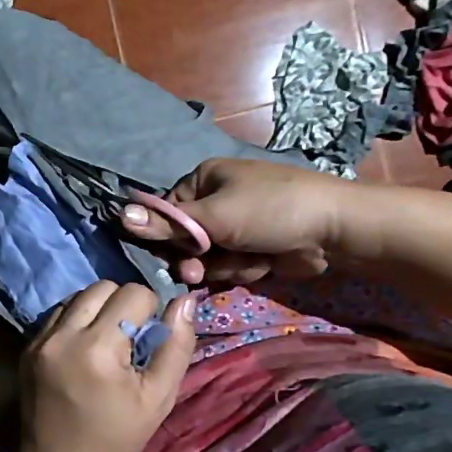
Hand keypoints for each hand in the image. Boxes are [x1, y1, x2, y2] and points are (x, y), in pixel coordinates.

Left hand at [14, 281, 195, 451]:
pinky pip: (58, 314)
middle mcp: (63, 336)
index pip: (133, 293)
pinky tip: (85, 350)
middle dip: (124, 303)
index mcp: (98, 349)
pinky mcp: (27, 348)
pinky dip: (76, 321)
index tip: (151, 338)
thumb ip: (176, 346)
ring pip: (78, 296)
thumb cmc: (116, 441)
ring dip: (98, 309)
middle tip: (131, 338)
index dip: (151, 309)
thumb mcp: (159, 398)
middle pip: (103, 286)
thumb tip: (187, 300)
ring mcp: (39, 341)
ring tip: (107, 342)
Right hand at [119, 158, 361, 284]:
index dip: (167, 240)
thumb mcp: (215, 217)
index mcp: (203, 180)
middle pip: (185, 241)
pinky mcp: (252, 248)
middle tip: (202, 272)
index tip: (176, 258)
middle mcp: (215, 201)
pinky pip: (232, 266)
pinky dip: (244, 269)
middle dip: (198, 259)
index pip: (166, 214)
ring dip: (225, 266)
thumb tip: (119, 215)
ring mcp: (236, 226)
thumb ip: (169, 224)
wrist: (332, 230)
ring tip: (248, 260)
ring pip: (209, 259)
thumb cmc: (271, 210)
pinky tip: (263, 264)